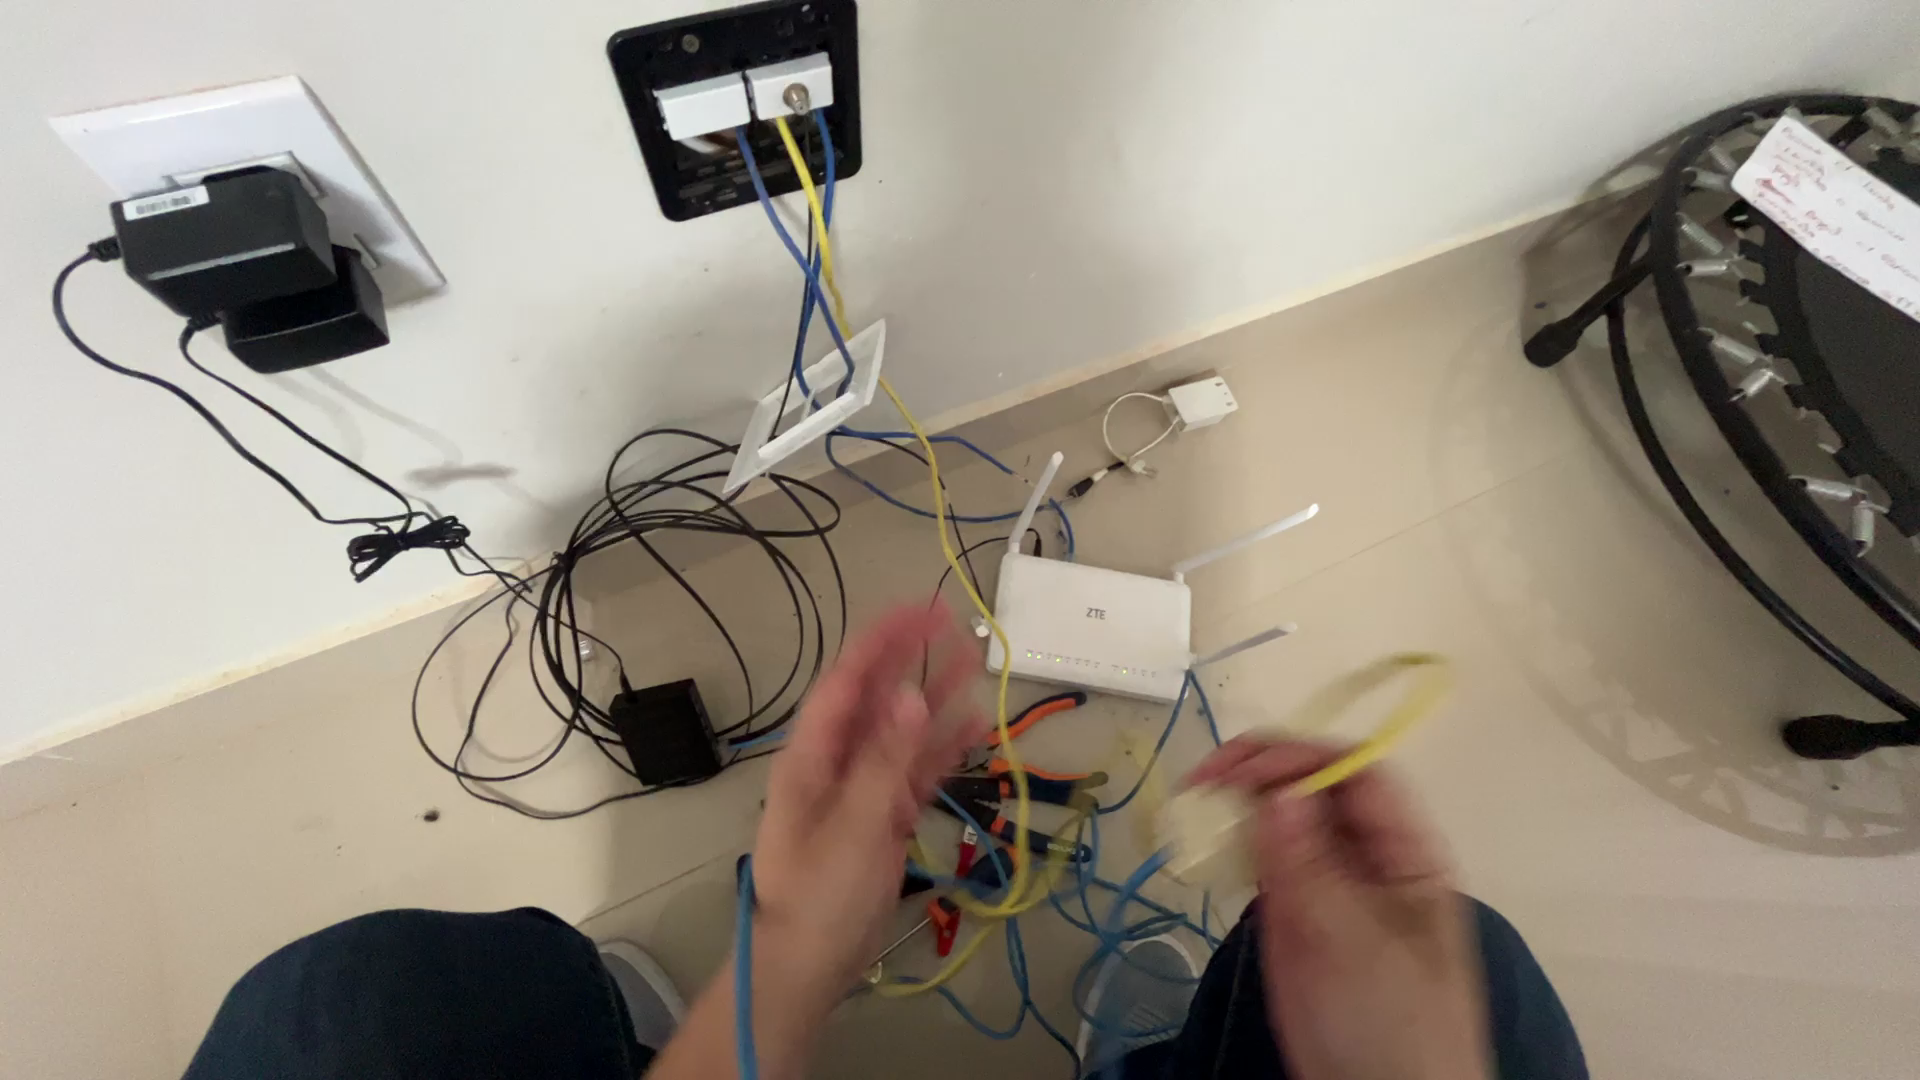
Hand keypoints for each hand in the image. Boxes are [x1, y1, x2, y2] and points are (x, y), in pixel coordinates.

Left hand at [748, 603, 985, 1003]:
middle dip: (911, 657)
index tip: (917, 610)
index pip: (848, 679)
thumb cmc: (819, 892)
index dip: (881, 640)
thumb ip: (885, 759)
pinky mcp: (886, 811)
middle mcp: (840, 757)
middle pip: (879, 695)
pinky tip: (974, 726)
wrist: (808, 964)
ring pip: (904, 728)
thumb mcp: (854, 824)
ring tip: (973, 661)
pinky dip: (942, 746)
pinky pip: (917, 768)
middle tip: (952, 622)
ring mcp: (865, 784)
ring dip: (935, 696)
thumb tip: (909, 694)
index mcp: (816, 751)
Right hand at [1186, 738, 1488, 1079]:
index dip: (1303, 759)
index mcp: (1402, 852)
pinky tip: (1198, 837)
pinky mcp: (1288, 897)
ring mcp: (1321, 871)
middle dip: (1257, 770)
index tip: (1244, 771)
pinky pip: (1256, 848)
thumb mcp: (1353, 941)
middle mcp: (1360, 849)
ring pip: (1276, 810)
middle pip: (1310, 783)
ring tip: (1190, 801)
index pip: (1357, 775)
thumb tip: (1280, 790)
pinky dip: (1225, 835)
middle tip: (1202, 779)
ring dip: (1233, 798)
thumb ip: (1313, 864)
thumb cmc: (1385, 1024)